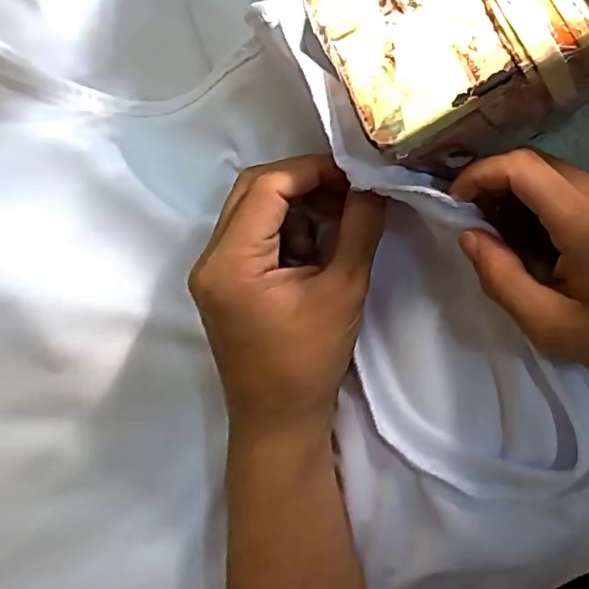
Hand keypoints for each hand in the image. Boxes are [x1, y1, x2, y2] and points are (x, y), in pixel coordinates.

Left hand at [189, 156, 387, 437]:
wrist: (280, 419)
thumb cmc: (310, 357)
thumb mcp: (344, 287)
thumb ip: (360, 228)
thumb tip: (375, 184)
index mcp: (231, 261)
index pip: (267, 186)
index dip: (314, 170)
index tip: (358, 175)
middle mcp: (213, 258)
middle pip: (255, 188)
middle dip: (307, 180)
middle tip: (352, 188)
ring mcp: (218, 269)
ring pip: (257, 206)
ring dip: (302, 202)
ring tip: (343, 218)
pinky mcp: (231, 279)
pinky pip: (261, 231)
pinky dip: (295, 225)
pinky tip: (324, 246)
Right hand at [449, 149, 588, 384]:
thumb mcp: (550, 324)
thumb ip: (502, 278)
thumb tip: (467, 235)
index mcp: (583, 217)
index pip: (521, 166)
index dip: (479, 174)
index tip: (453, 202)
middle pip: (531, 160)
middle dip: (491, 181)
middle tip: (467, 220)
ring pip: (544, 168)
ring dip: (511, 189)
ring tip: (491, 231)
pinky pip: (560, 181)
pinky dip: (532, 196)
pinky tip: (523, 232)